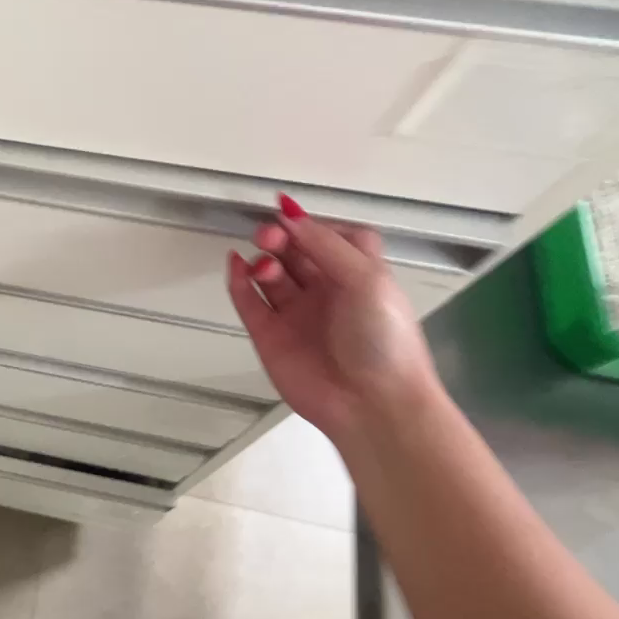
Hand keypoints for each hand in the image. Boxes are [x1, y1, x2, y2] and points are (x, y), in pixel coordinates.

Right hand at [225, 195, 440, 440]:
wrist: (371, 402)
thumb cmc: (383, 339)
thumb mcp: (366, 279)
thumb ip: (326, 244)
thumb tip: (291, 217)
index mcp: (358, 275)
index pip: (332, 237)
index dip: (313, 224)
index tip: (292, 216)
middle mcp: (326, 291)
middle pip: (297, 252)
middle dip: (281, 238)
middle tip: (269, 236)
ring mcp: (296, 313)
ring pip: (271, 274)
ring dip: (263, 260)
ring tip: (263, 263)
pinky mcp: (269, 334)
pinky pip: (248, 302)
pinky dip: (238, 282)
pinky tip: (235, 265)